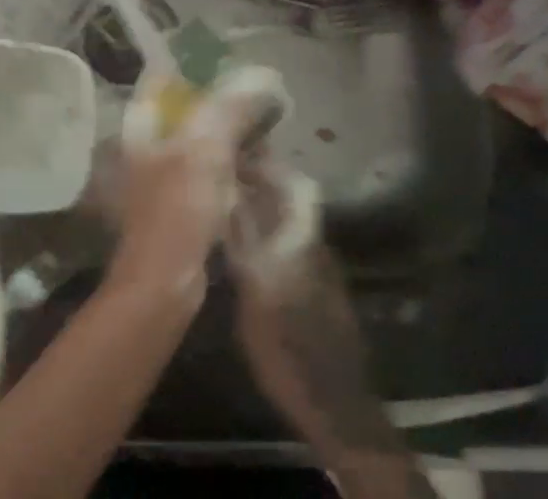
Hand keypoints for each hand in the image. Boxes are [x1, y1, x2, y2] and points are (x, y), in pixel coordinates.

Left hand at [101, 72, 277, 302]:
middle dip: (229, 108)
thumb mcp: (205, 150)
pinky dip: (235, 168)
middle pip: (192, 110)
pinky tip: (260, 173)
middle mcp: (150, 142)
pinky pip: (214, 171)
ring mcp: (166, 173)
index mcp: (144, 123)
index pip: (168, 78)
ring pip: (207, 142)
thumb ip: (230, 109)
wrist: (163, 281)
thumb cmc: (177, 210)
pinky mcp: (183, 201)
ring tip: (269, 142)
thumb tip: (263, 78)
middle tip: (267, 109)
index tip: (243, 75)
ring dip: (236, 140)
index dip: (204, 71)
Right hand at [224, 153, 429, 498]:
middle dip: (253, 177)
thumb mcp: (256, 297)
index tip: (232, 145)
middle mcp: (310, 244)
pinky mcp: (307, 287)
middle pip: (285, 197)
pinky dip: (259, 229)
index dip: (265, 160)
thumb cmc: (289, 348)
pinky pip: (281, 241)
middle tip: (215, 167)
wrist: (332, 402)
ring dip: (255, 202)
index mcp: (301, 240)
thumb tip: (223, 198)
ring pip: (282, 218)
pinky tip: (233, 239)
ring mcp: (311, 266)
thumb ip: (242, 245)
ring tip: (217, 195)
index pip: (290, 182)